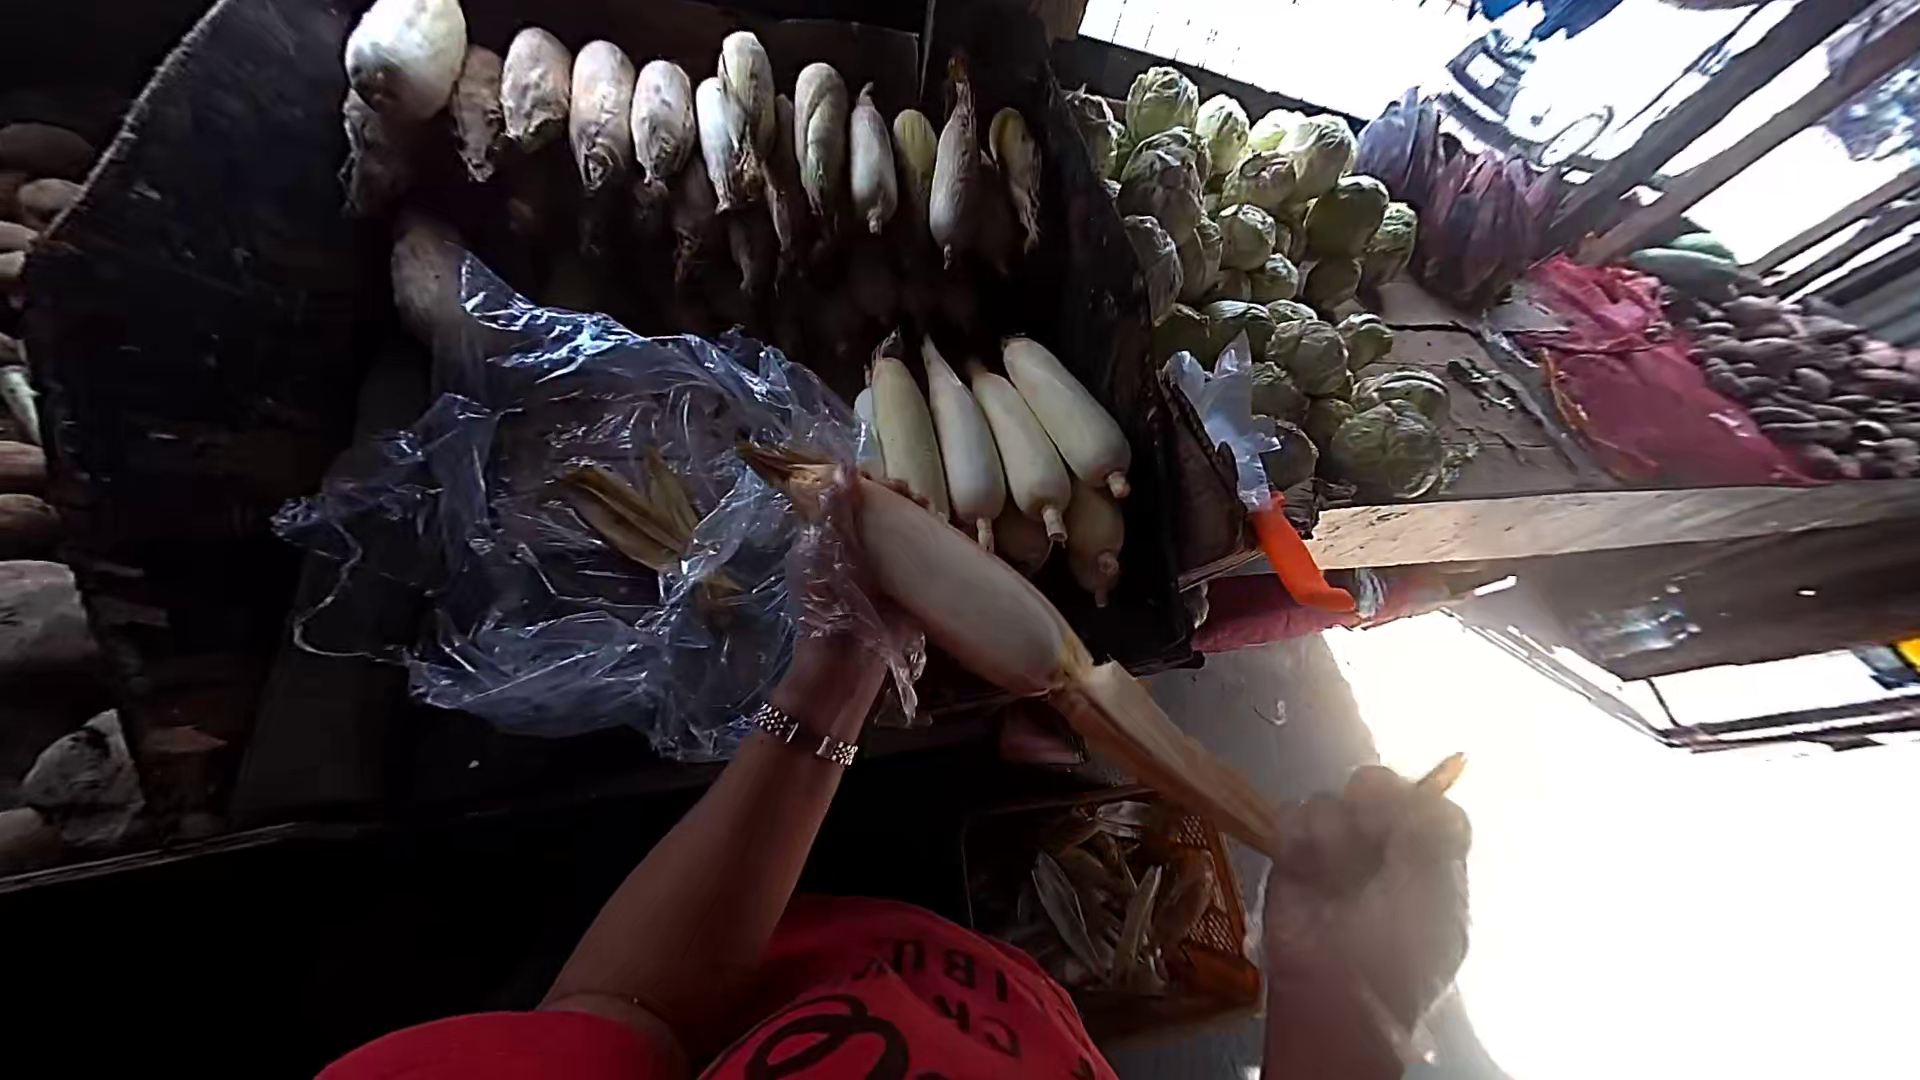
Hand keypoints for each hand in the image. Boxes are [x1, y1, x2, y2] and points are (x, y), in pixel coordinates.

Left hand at [781, 468, 922, 733]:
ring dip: (920, 514)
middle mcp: (857, 549)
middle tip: (917, 497)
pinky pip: (923, 555)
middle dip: (901, 497)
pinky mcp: (907, 587)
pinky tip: (948, 529)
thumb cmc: (830, 610)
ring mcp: (884, 568)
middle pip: (882, 510)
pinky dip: (936, 539)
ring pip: (905, 529)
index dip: (871, 484)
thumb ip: (839, 514)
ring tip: (932, 511)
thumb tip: (845, 469)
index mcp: (829, 539)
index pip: (850, 498)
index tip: (889, 482)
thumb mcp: (830, 557)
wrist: (846, 669)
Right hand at [1263, 765, 1470, 1045]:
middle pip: (1375, 791)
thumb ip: (1428, 843)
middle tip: (1364, 830)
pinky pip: (1290, 814)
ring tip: (1330, 867)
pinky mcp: (1292, 850)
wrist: (1333, 986)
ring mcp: (1334, 847)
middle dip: (1366, 804)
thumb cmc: (1396, 953)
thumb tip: (1422, 793)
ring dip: (1329, 830)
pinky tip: (1301, 862)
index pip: (1430, 807)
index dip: (1415, 798)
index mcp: (1428, 863)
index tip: (1399, 806)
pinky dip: (1294, 833)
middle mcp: (1382, 848)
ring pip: (1329, 800)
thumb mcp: (1430, 903)